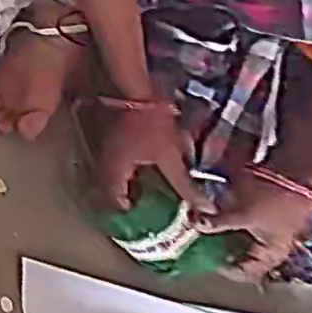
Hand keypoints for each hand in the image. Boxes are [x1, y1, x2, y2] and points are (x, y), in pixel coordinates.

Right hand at [95, 103, 211, 213]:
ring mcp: (107, 147)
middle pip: (109, 185)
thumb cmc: (152, 128)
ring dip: (122, 184)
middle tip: (139, 206)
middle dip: (122, 197)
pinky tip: (139, 171)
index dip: (125, 208)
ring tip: (140, 191)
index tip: (138, 216)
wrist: (139, 95)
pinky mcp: (112, 139)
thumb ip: (184, 185)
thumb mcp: (171, 158)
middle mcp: (106, 160)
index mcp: (116, 168)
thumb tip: (205, 210)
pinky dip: (124, 171)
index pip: (114, 195)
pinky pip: (114, 162)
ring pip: (111, 173)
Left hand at [199, 173, 311, 280]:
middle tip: (188, 238)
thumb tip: (194, 226)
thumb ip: (218, 222)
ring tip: (188, 222)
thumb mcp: (243, 213)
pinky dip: (213, 216)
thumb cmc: (272, 200)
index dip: (224, 269)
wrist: (290, 174)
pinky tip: (196, 209)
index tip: (201, 258)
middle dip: (211, 245)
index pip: (246, 273)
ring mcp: (257, 226)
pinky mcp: (250, 210)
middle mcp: (264, 243)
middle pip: (234, 252)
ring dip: (210, 228)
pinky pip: (227, 219)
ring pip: (228, 234)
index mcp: (270, 253)